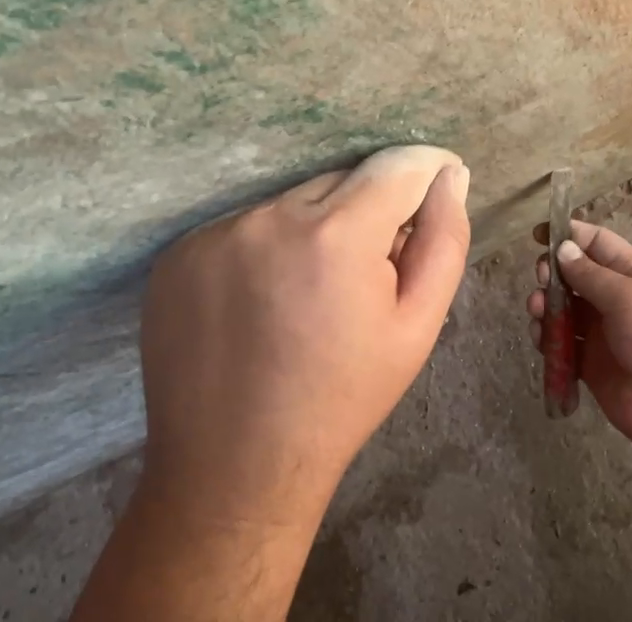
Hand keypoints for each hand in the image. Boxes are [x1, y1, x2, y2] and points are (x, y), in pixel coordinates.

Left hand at [139, 145, 470, 528]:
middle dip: (373, 208)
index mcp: (337, 236)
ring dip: (320, 226)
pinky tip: (269, 299)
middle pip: (346, 181)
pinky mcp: (179, 254)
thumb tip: (452, 175)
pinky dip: (270, 246)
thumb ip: (444, 239)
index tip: (445, 180)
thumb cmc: (344, 398)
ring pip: (295, 202)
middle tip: (375, 268)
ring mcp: (216, 234)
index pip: (399, 166)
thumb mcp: (418, 325)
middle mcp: (270, 218)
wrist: (234, 466)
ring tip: (315, 290)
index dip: (430, 170)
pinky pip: (248, 225)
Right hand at [526, 220, 631, 451]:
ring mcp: (600, 331)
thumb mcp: (627, 297)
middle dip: (552, 273)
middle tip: (541, 279)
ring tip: (538, 310)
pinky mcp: (587, 362)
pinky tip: (541, 338)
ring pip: (563, 309)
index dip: (569, 235)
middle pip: (574, 275)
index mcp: (631, 274)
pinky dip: (547, 337)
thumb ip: (591, 274)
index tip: (539, 234)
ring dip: (546, 305)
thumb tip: (563, 248)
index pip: (596, 243)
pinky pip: (561, 343)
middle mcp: (614, 298)